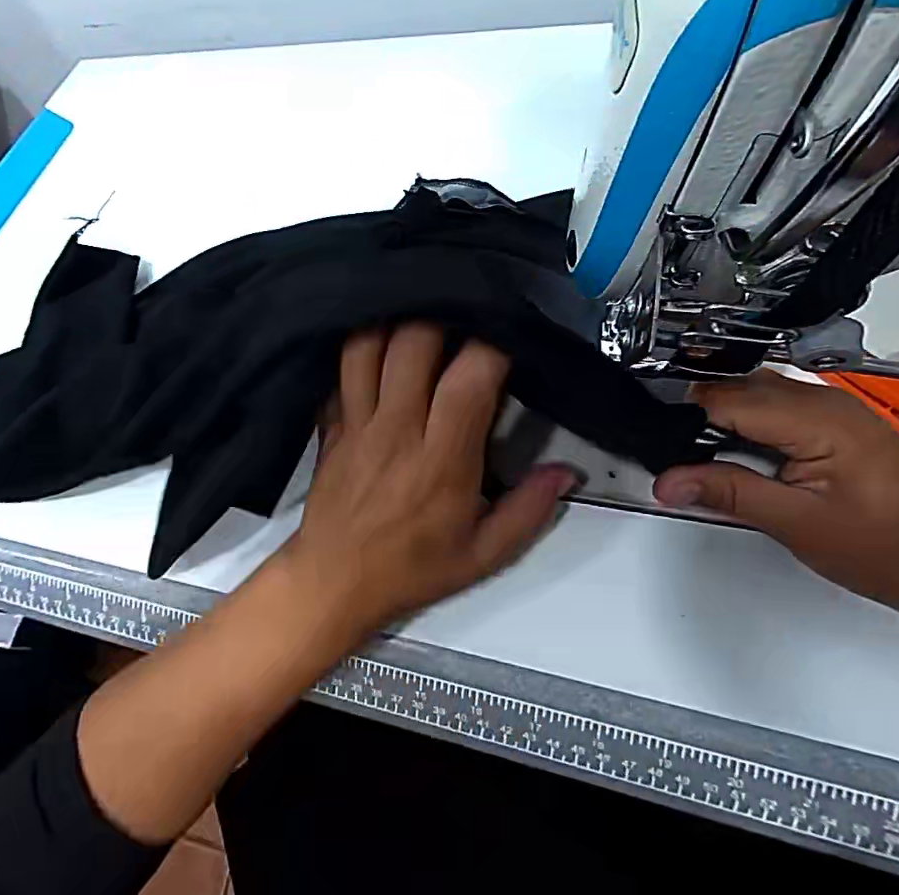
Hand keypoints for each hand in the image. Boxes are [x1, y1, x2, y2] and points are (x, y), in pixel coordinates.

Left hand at [277, 323, 575, 637]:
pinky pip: (340, 368)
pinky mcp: (334, 423)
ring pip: (368, 345)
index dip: (492, 348)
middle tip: (464, 316)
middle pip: (413, 343)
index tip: (507, 339)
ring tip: (423, 315)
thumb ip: (529, 511)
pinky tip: (380, 339)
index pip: (468, 382)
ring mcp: (358, 422)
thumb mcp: (483, 554)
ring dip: (396, 320)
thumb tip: (564, 476)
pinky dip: (361, 344)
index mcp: (440, 460)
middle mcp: (397, 430)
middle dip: (443, 316)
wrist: (333, 583)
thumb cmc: (408, 569)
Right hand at [653, 369, 898, 623]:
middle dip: (702, 416)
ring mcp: (837, 409)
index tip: (661, 446)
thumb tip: (670, 481)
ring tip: (705, 459)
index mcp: (819, 418)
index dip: (687, 419)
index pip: (729, 399)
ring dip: (726, 420)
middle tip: (677, 456)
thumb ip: (728, 493)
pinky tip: (743, 457)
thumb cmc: (891, 550)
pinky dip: (751, 427)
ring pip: (758, 395)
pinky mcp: (839, 424)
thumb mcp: (797, 524)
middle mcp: (829, 401)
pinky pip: (779, 408)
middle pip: (741, 388)